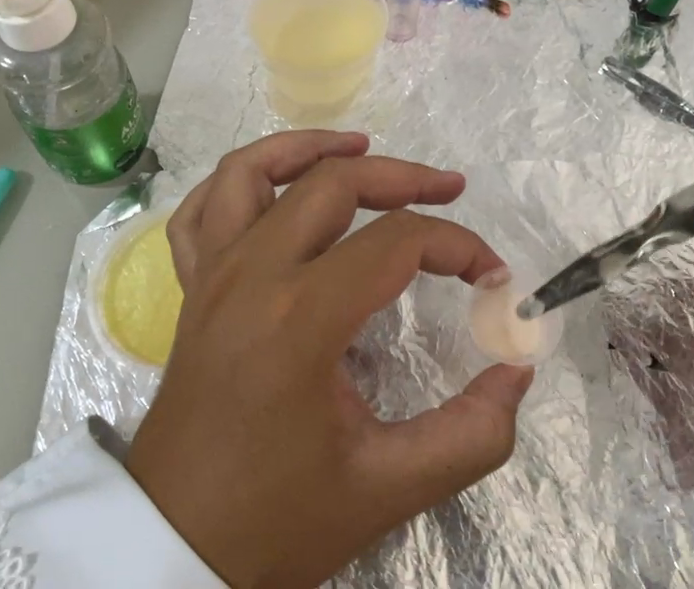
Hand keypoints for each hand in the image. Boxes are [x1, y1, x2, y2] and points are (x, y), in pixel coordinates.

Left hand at [131, 133, 535, 587]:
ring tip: (362, 146)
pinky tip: (276, 190)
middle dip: (403, 177)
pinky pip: (201, 212)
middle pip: (332, 184)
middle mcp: (250, 277)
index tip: (491, 277)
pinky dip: (240, 183)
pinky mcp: (190, 292)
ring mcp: (210, 278)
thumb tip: (518, 371)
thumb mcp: (388, 489)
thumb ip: (471, 434)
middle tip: (451, 189)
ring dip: (309, 148)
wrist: (175, 548)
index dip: (456, 246)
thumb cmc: (277, 518)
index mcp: (299, 319)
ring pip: (250, 172)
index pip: (395, 243)